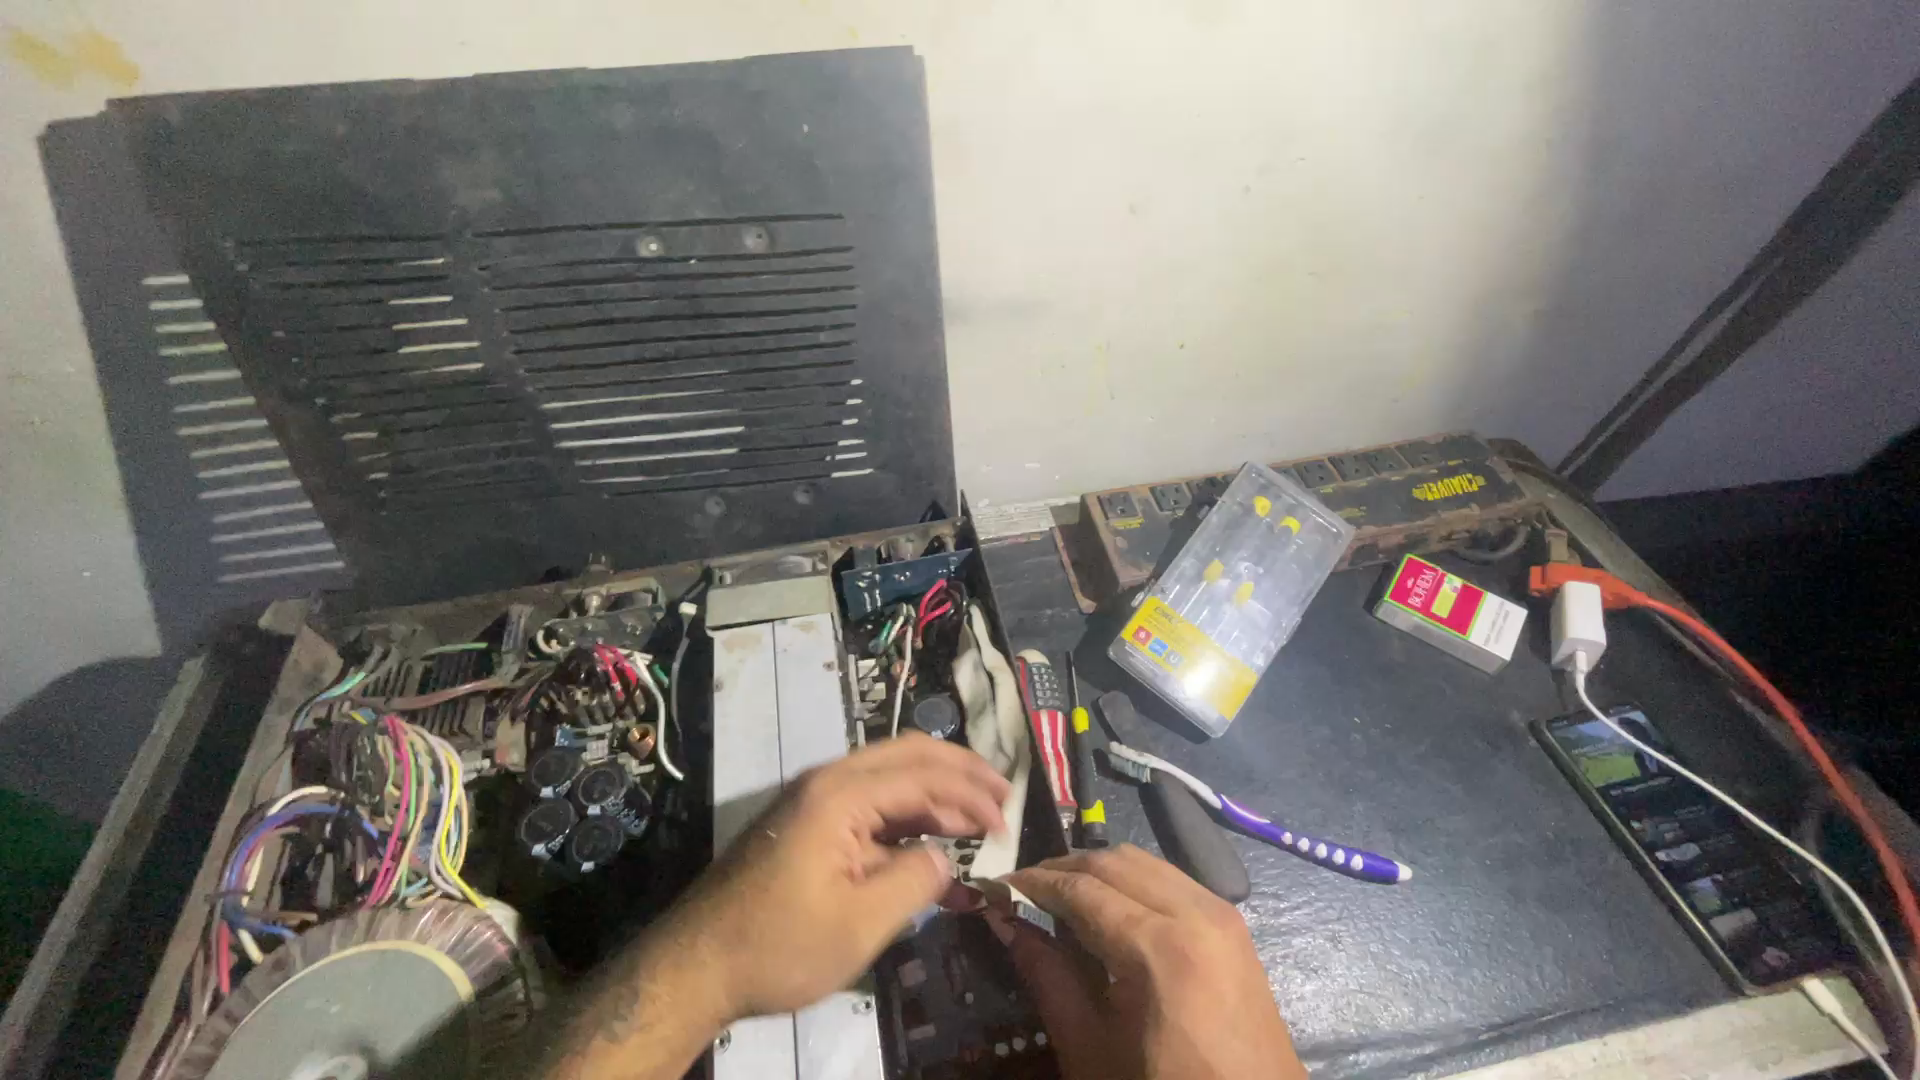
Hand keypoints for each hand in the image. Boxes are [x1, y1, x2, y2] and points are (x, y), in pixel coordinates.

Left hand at [675, 732, 1011, 1018]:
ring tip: (977, 814)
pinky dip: (907, 814)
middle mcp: (828, 781)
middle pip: (908, 755)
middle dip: (959, 771)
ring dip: (935, 791)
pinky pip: (869, 803)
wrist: (693, 966)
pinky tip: (931, 838)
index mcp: (840, 794)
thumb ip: (914, 881)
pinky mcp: (808, 822)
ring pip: (889, 775)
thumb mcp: (858, 925)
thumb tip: (944, 855)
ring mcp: (814, 799)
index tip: (1007, 819)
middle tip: (1003, 792)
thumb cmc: (777, 946)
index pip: (922, 775)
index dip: (970, 793)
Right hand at [1002, 845, 1306, 1079]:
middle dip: (1063, 868)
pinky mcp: (1233, 923)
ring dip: (1097, 869)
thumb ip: (1045, 974)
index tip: (998, 884)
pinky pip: (1171, 878)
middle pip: (1112, 861)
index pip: (1082, 888)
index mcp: (1159, 947)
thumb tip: (1003, 921)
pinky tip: (1110, 907)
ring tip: (1061, 895)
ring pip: (1143, 861)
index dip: (1035, 882)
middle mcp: (1195, 911)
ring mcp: (1221, 913)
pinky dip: (1133, 880)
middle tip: (1024, 888)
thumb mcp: (1090, 1047)